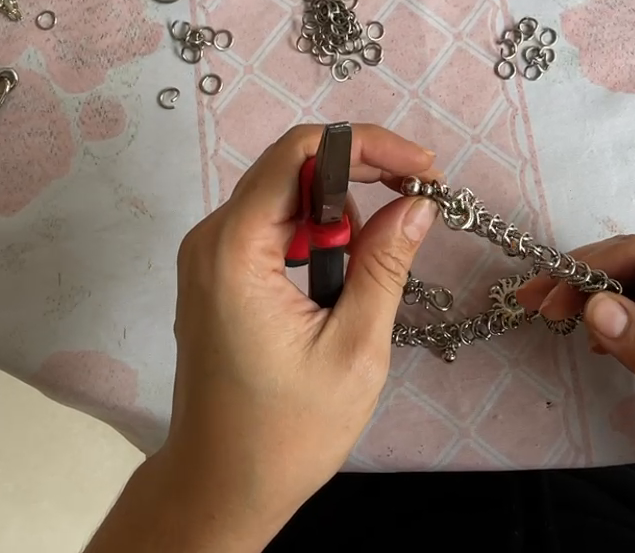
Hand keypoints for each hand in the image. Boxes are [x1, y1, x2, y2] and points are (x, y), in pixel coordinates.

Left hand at [86, 124, 438, 552]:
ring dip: (343, 204)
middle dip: (363, 170)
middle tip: (420, 193)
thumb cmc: (286, 433)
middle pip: (294, 165)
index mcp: (235, 250)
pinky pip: (276, 221)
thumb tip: (418, 203)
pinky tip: (346, 263)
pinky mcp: (221, 268)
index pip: (299, 153)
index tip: (422, 168)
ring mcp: (212, 251)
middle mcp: (214, 236)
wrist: (218, 489)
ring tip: (382, 247)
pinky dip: (320, 228)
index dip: (366, 145)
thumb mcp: (354, 349)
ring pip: (289, 191)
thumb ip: (384, 265)